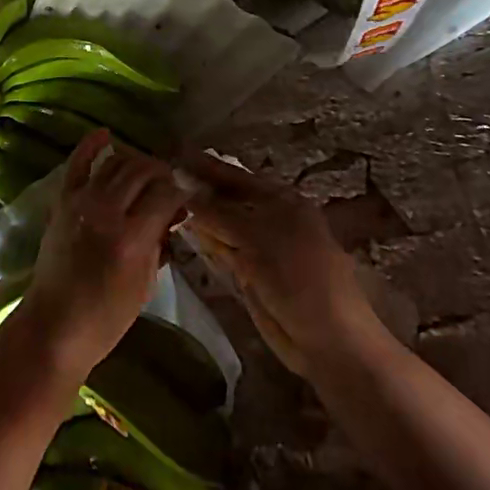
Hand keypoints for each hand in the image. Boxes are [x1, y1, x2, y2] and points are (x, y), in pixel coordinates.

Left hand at [18, 131, 192, 380]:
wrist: (53, 328)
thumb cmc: (105, 317)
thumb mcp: (146, 284)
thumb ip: (160, 242)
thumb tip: (174, 214)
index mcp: (131, 237)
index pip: (166, 194)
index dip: (180, 193)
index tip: (186, 199)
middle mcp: (106, 211)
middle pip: (143, 171)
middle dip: (162, 173)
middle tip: (169, 186)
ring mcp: (81, 202)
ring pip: (117, 162)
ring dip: (137, 161)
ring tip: (147, 173)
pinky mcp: (62, 202)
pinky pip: (77, 164)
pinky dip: (91, 145)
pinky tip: (106, 134)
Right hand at [184, 154, 387, 378]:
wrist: (325, 336)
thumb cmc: (299, 276)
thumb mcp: (258, 238)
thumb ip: (219, 216)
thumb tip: (186, 195)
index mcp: (280, 200)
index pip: (236, 177)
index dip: (208, 167)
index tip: (179, 154)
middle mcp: (269, 217)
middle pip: (228, 199)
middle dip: (200, 191)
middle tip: (164, 180)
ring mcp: (259, 247)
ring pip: (223, 225)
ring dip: (199, 215)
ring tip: (165, 202)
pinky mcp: (250, 274)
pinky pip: (223, 251)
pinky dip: (206, 243)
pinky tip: (185, 234)